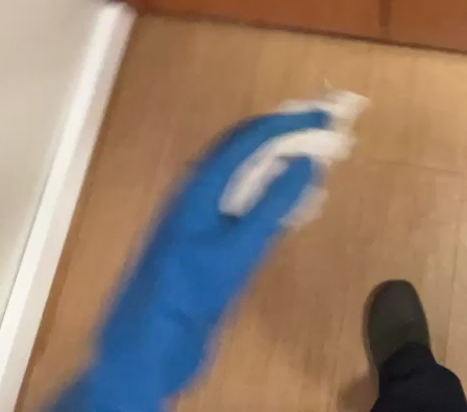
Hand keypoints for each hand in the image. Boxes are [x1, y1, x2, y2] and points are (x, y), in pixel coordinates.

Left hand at [54, 109, 332, 411]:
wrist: (145, 350)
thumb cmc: (189, 295)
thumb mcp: (236, 252)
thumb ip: (273, 205)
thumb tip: (307, 162)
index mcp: (199, 184)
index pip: (248, 138)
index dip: (286, 123)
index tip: (321, 115)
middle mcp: (196, 189)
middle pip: (243, 147)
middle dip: (282, 134)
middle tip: (319, 128)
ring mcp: (197, 214)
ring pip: (241, 171)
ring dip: (276, 159)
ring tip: (310, 155)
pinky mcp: (203, 238)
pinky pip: (239, 198)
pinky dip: (267, 189)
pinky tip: (288, 200)